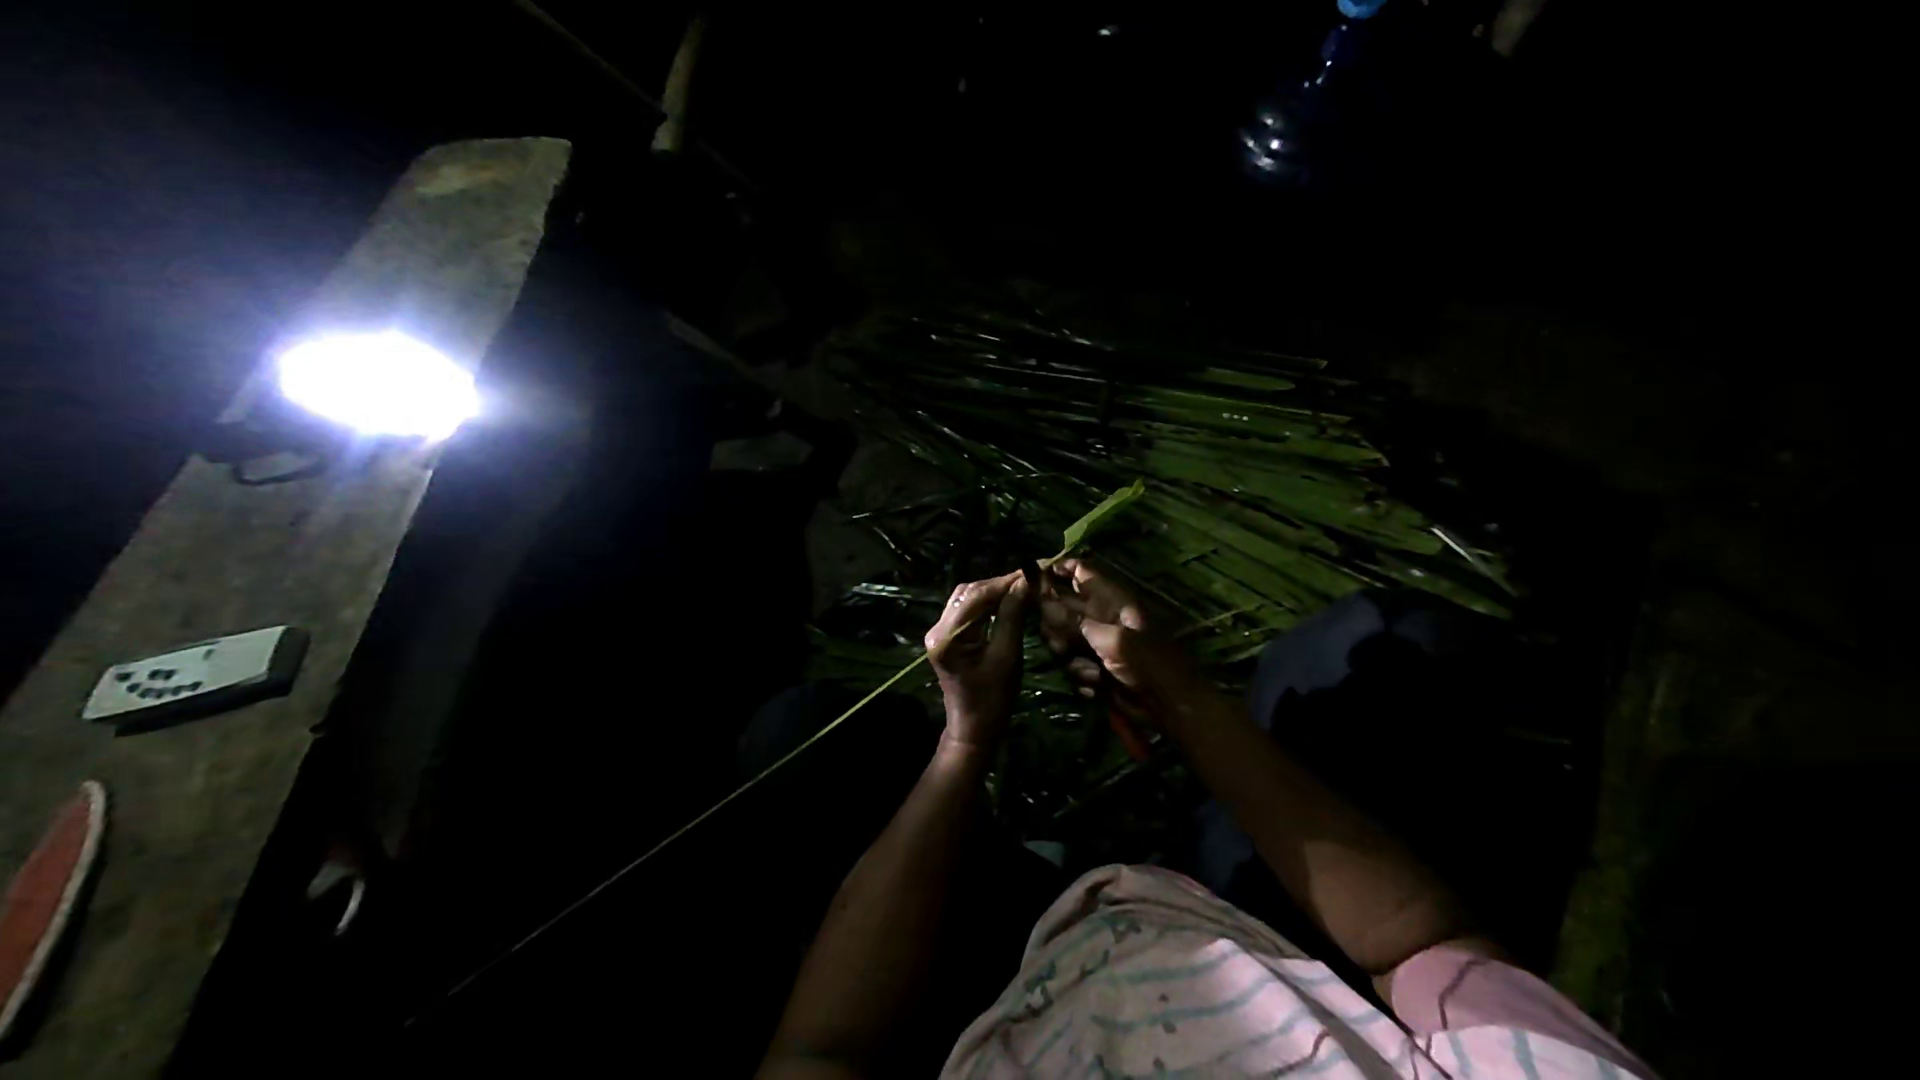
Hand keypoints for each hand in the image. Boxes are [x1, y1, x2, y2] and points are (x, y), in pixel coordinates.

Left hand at [924, 571, 1031, 750]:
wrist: (974, 728)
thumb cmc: (993, 698)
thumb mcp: (1007, 656)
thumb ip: (1013, 616)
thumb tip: (1025, 583)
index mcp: (947, 636)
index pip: (976, 596)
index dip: (1005, 582)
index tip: (1032, 573)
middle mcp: (937, 629)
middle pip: (968, 593)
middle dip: (999, 584)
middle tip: (1029, 581)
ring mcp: (939, 632)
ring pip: (966, 598)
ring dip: (993, 592)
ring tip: (1021, 590)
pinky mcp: (947, 636)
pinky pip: (966, 610)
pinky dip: (986, 603)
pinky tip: (1007, 602)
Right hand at [1039, 559, 1197, 714]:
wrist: (1167, 704)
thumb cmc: (1146, 662)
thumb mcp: (1112, 638)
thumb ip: (1076, 620)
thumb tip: (1046, 602)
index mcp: (1111, 600)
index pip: (1080, 572)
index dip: (1057, 570)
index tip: (1033, 579)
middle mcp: (1100, 616)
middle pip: (1062, 608)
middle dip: (1057, 627)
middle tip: (1065, 643)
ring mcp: (1096, 643)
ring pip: (1062, 641)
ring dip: (1072, 659)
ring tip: (1092, 672)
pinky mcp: (1094, 667)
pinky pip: (1072, 666)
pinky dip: (1082, 678)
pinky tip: (1097, 687)